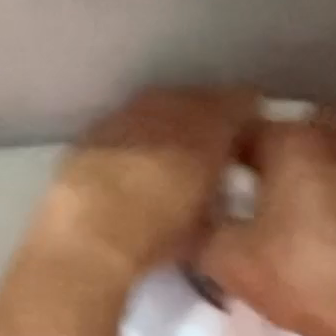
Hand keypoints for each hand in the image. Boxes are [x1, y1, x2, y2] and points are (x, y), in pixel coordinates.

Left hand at [35, 87, 258, 278]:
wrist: (89, 234)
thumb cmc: (159, 231)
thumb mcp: (206, 223)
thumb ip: (219, 197)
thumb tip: (218, 195)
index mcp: (212, 122)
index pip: (243, 102)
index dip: (246, 124)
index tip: (244, 147)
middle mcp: (171, 104)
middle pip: (198, 101)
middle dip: (204, 123)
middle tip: (203, 157)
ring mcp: (128, 113)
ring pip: (157, 109)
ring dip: (163, 130)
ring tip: (161, 164)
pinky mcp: (92, 131)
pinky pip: (121, 128)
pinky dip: (127, 143)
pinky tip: (123, 170)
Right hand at [200, 108, 335, 335]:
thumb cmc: (293, 277)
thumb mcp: (224, 259)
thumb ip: (201, 227)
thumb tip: (190, 216)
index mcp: (291, 144)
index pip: (249, 129)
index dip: (232, 153)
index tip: (223, 180)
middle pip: (302, 130)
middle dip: (284, 150)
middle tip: (266, 186)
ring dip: (324, 165)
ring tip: (308, 201)